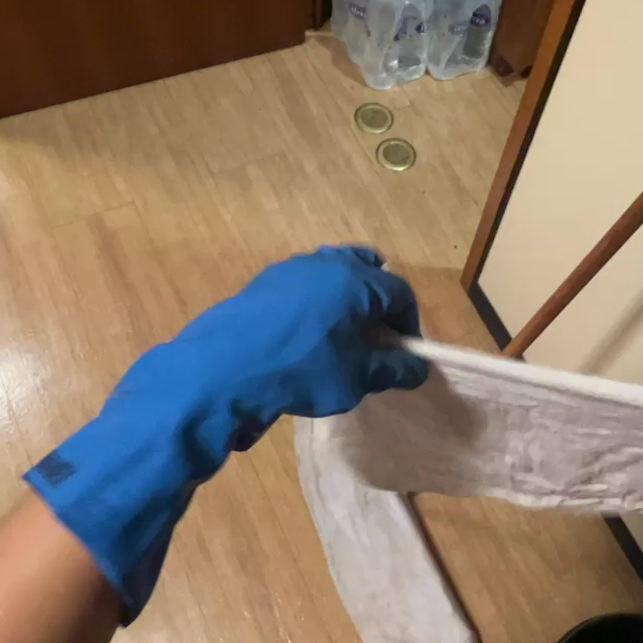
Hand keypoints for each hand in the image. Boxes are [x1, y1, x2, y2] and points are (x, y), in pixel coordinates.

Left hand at [26, 247, 427, 618]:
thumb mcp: (356, 378)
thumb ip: (392, 370)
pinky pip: (305, 284)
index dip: (410, 323)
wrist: (224, 369)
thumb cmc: (303, 370)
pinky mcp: (264, 283)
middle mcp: (327, 263)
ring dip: (347, 299)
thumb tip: (418, 369)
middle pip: (368, 269)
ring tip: (343, 334)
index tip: (406, 353)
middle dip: (379, 300)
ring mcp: (292, 269)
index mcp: (357, 280)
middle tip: (377, 334)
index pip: (400, 293)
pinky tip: (307, 336)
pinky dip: (317, 302)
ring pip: (333, 272)